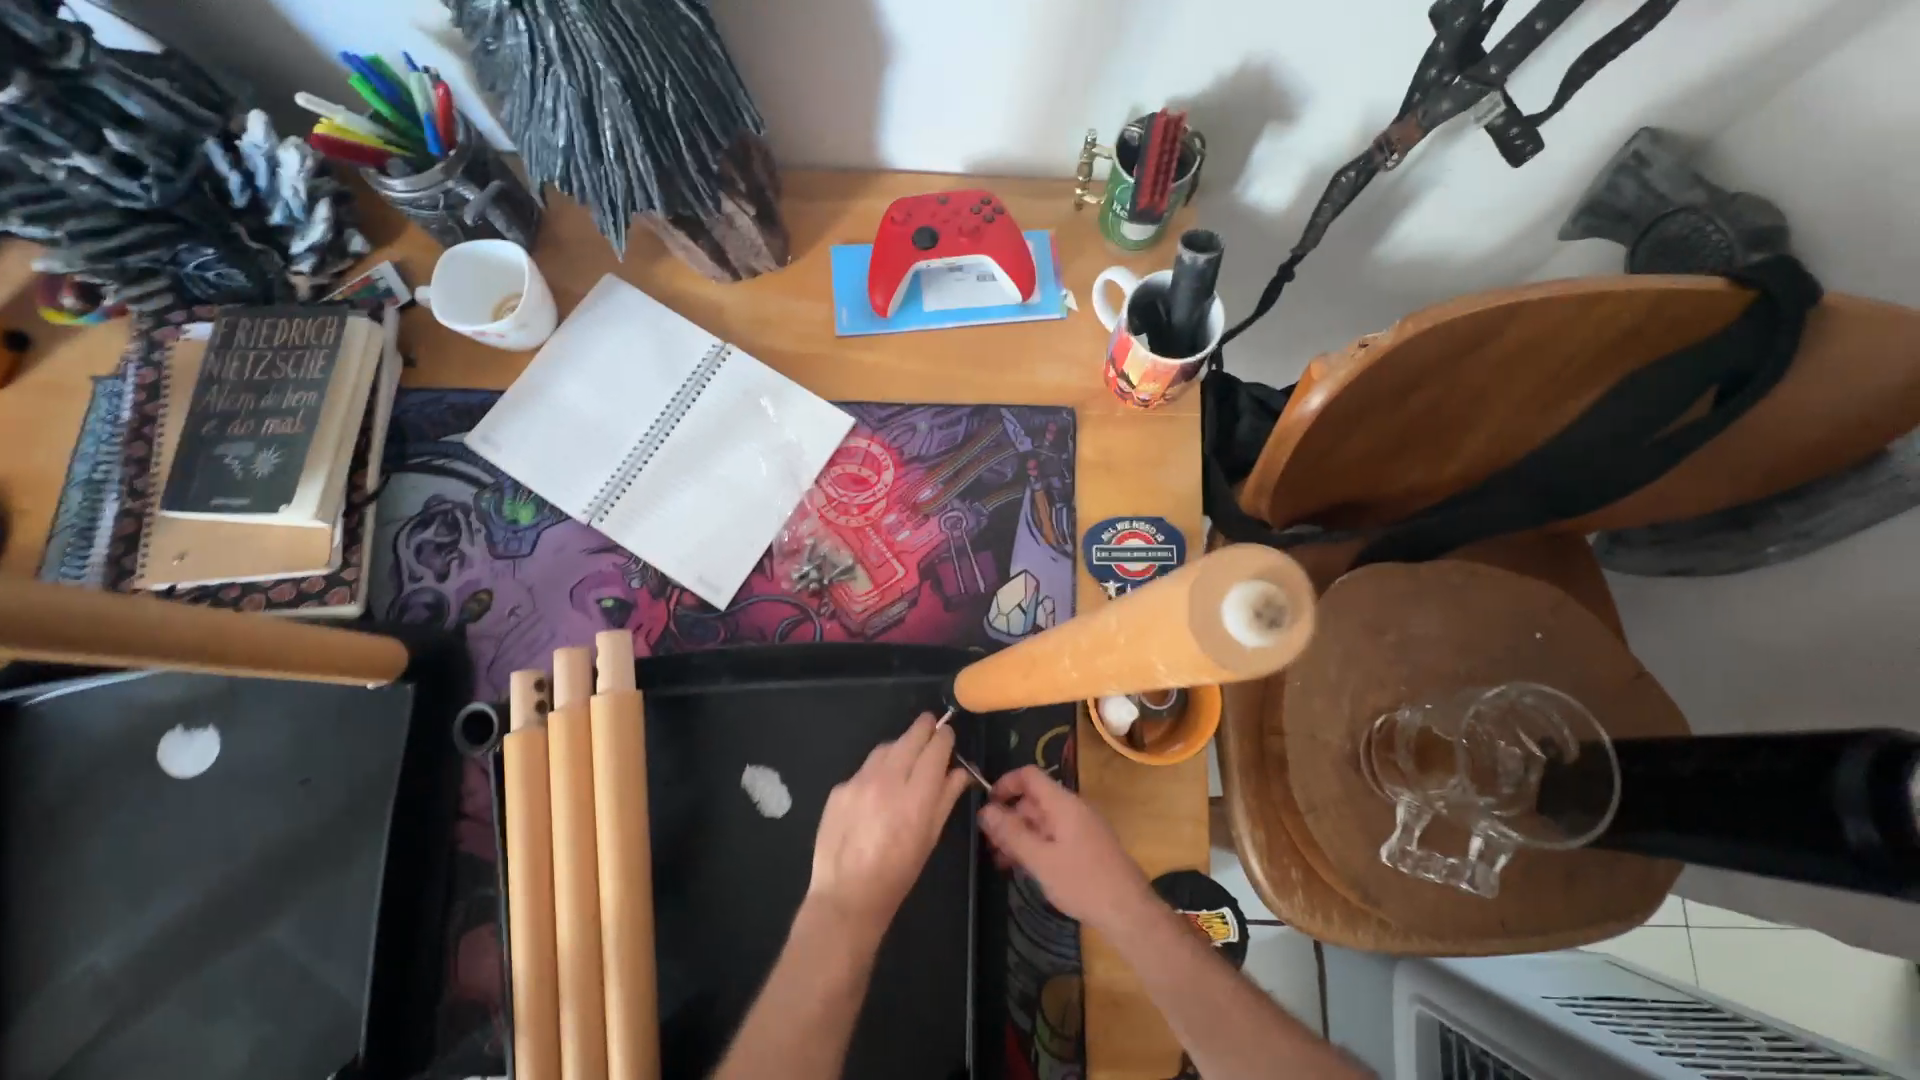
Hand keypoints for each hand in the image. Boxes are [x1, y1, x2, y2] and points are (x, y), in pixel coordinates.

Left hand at [807, 712, 971, 930]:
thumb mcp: (930, 838)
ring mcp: (859, 782)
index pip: (936, 749)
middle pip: (910, 738)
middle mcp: (888, 781)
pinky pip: (863, 769)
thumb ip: (945, 798)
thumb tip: (959, 772)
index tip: (948, 734)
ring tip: (906, 754)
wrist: (846, 896)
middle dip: (924, 729)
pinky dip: (876, 770)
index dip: (945, 737)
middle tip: (931, 725)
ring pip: (885, 748)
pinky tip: (878, 788)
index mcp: (916, 797)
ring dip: (899, 746)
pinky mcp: (839, 789)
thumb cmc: (897, 874)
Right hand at [977, 766, 1157, 933]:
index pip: (1029, 776)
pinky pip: (1054, 837)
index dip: (1004, 784)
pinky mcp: (1086, 847)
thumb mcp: (1040, 860)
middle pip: (1033, 801)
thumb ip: (1011, 833)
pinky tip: (1023, 869)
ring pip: (1042, 822)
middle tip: (988, 844)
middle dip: (1008, 818)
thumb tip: (985, 810)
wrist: (1129, 911)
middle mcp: (1073, 809)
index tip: (985, 807)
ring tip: (1000, 861)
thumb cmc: (1082, 882)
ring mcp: (1081, 828)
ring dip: (1019, 836)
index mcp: (1063, 804)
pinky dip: (1035, 847)